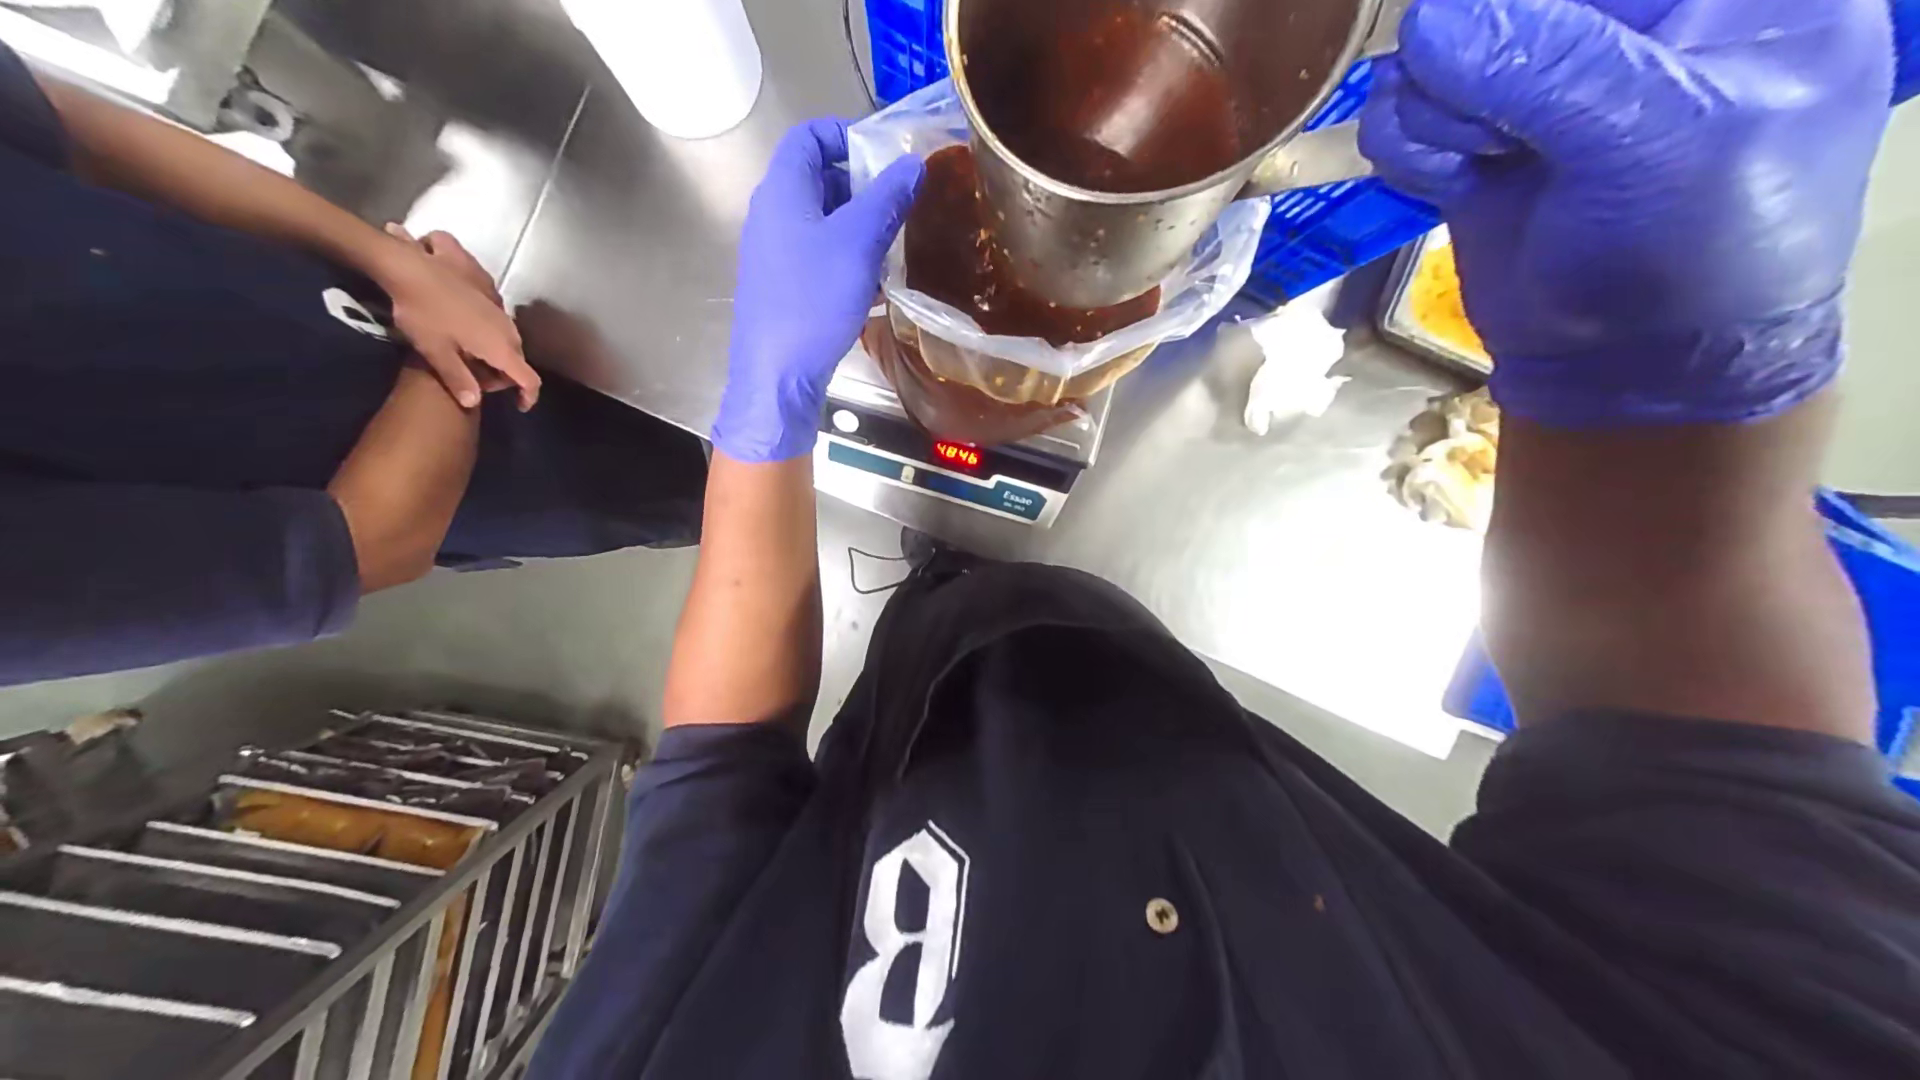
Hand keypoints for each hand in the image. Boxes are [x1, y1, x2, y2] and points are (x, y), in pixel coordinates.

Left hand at [375, 226, 539, 410]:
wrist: (409, 265)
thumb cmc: (423, 312)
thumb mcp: (435, 351)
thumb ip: (457, 379)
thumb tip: (473, 404)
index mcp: (502, 349)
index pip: (529, 380)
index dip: (528, 396)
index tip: (518, 406)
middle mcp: (510, 332)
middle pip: (518, 362)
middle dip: (503, 376)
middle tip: (473, 378)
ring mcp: (502, 312)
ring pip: (510, 343)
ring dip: (497, 355)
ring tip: (468, 355)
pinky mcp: (491, 297)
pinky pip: (500, 326)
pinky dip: (492, 337)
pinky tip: (467, 332)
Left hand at [711, 118, 924, 462]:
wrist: (778, 373)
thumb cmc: (815, 300)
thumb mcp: (859, 244)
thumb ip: (887, 199)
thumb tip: (912, 165)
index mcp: (782, 190)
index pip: (808, 136)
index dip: (846, 135)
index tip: (884, 157)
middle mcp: (771, 215)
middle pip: (817, 180)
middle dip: (861, 188)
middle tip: (898, 206)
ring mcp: (773, 254)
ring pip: (820, 223)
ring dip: (857, 229)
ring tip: (892, 248)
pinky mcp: (781, 287)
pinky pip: (817, 257)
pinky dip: (845, 259)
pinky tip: (874, 286)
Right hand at [1361, 0, 1892, 426]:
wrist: (1624, 362)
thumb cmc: (1691, 246)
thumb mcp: (1651, 139)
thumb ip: (1548, 67)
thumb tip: (1424, 19)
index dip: (1516, 17)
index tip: (1514, 95)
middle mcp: (1618, 24)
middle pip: (1490, 9)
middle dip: (1473, 72)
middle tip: (1503, 139)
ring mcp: (1533, 88)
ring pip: (1433, 61)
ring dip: (1435, 118)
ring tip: (1480, 165)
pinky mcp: (1474, 147)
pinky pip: (1406, 121)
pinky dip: (1407, 152)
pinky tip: (1447, 178)